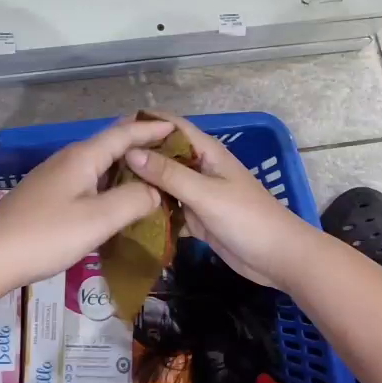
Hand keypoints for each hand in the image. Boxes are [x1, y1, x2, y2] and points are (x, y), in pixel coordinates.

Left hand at [0, 116, 173, 288]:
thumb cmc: (45, 235)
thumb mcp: (96, 220)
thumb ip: (131, 202)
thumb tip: (155, 189)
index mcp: (84, 156)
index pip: (124, 133)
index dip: (150, 129)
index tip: (177, 127)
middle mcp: (70, 159)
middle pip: (111, 144)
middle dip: (140, 144)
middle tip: (170, 151)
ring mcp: (56, 177)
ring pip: (99, 163)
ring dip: (125, 166)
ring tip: (152, 175)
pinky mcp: (48, 196)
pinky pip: (88, 179)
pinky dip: (109, 182)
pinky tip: (117, 200)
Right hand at [123, 111, 318, 288]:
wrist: (280, 259)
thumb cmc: (247, 218)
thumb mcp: (206, 194)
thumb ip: (169, 174)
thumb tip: (131, 151)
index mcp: (206, 152)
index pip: (171, 125)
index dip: (144, 122)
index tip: (112, 129)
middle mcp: (200, 168)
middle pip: (164, 154)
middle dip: (137, 155)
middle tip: (101, 163)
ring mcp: (199, 194)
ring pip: (164, 183)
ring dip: (143, 184)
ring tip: (107, 188)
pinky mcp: (198, 218)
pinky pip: (170, 208)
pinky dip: (153, 210)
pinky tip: (128, 216)